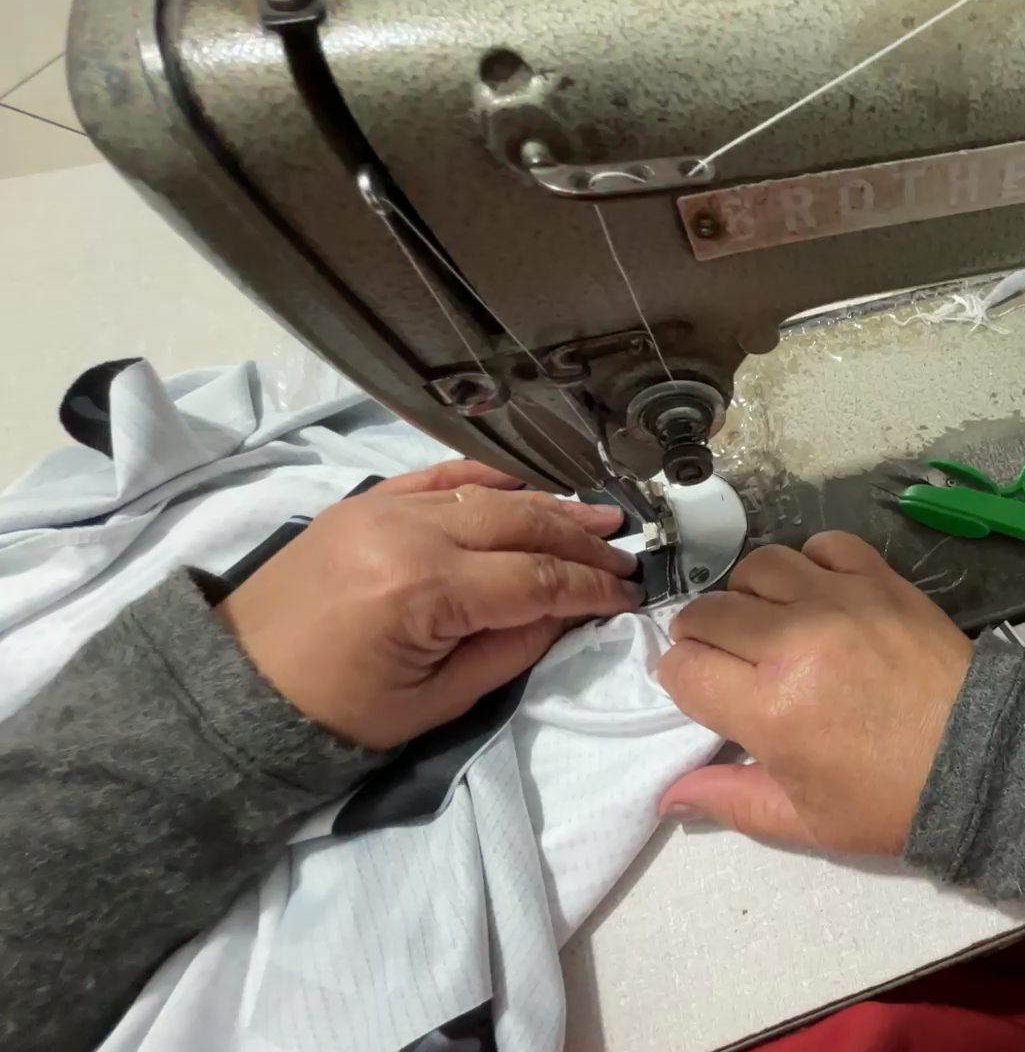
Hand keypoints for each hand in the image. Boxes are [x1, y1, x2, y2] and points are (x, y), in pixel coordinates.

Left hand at [216, 461, 641, 750]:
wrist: (229, 695)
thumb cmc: (339, 714)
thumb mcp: (443, 698)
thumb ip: (518, 645)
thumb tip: (572, 609)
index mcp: (423, 589)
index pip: (538, 578)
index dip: (593, 587)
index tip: (630, 595)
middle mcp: (407, 532)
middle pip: (525, 526)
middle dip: (584, 544)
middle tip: (625, 557)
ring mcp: (382, 507)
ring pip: (493, 496)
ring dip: (554, 509)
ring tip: (602, 518)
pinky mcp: (365, 501)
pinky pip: (443, 475)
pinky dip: (494, 480)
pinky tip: (533, 488)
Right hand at [657, 532, 972, 855]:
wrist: (981, 757)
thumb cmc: (892, 798)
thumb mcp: (807, 821)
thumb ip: (730, 800)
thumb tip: (667, 795)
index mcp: (770, 708)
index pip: (683, 668)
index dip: (681, 678)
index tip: (702, 687)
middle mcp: (797, 641)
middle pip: (710, 610)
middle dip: (701, 633)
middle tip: (726, 655)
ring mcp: (842, 602)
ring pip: (761, 565)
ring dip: (750, 592)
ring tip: (769, 620)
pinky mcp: (882, 580)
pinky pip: (828, 544)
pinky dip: (812, 561)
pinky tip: (819, 591)